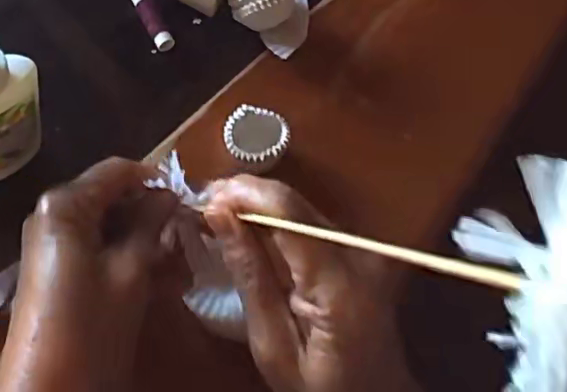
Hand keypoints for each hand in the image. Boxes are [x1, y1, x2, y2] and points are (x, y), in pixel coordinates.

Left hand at [0, 158, 180, 391]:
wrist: (42, 390)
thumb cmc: (88, 326)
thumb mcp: (129, 274)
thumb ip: (149, 225)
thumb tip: (168, 194)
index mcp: (64, 202)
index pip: (115, 170)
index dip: (152, 178)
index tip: (185, 195)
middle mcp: (50, 209)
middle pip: (108, 195)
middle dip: (147, 212)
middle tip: (184, 233)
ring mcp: (48, 237)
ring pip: (102, 222)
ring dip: (139, 236)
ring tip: (176, 262)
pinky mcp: (51, 263)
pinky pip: (91, 243)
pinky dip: (119, 253)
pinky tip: (152, 276)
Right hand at [203, 176, 390, 391]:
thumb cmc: (323, 390)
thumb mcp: (274, 349)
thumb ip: (249, 276)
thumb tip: (216, 211)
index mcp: (338, 283)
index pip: (285, 210)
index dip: (240, 194)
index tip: (202, 201)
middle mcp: (358, 252)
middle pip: (289, 200)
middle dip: (241, 194)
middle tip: (204, 206)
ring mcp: (364, 245)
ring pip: (295, 201)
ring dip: (254, 201)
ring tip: (220, 214)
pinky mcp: (360, 244)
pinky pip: (305, 213)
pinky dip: (272, 213)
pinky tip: (248, 224)